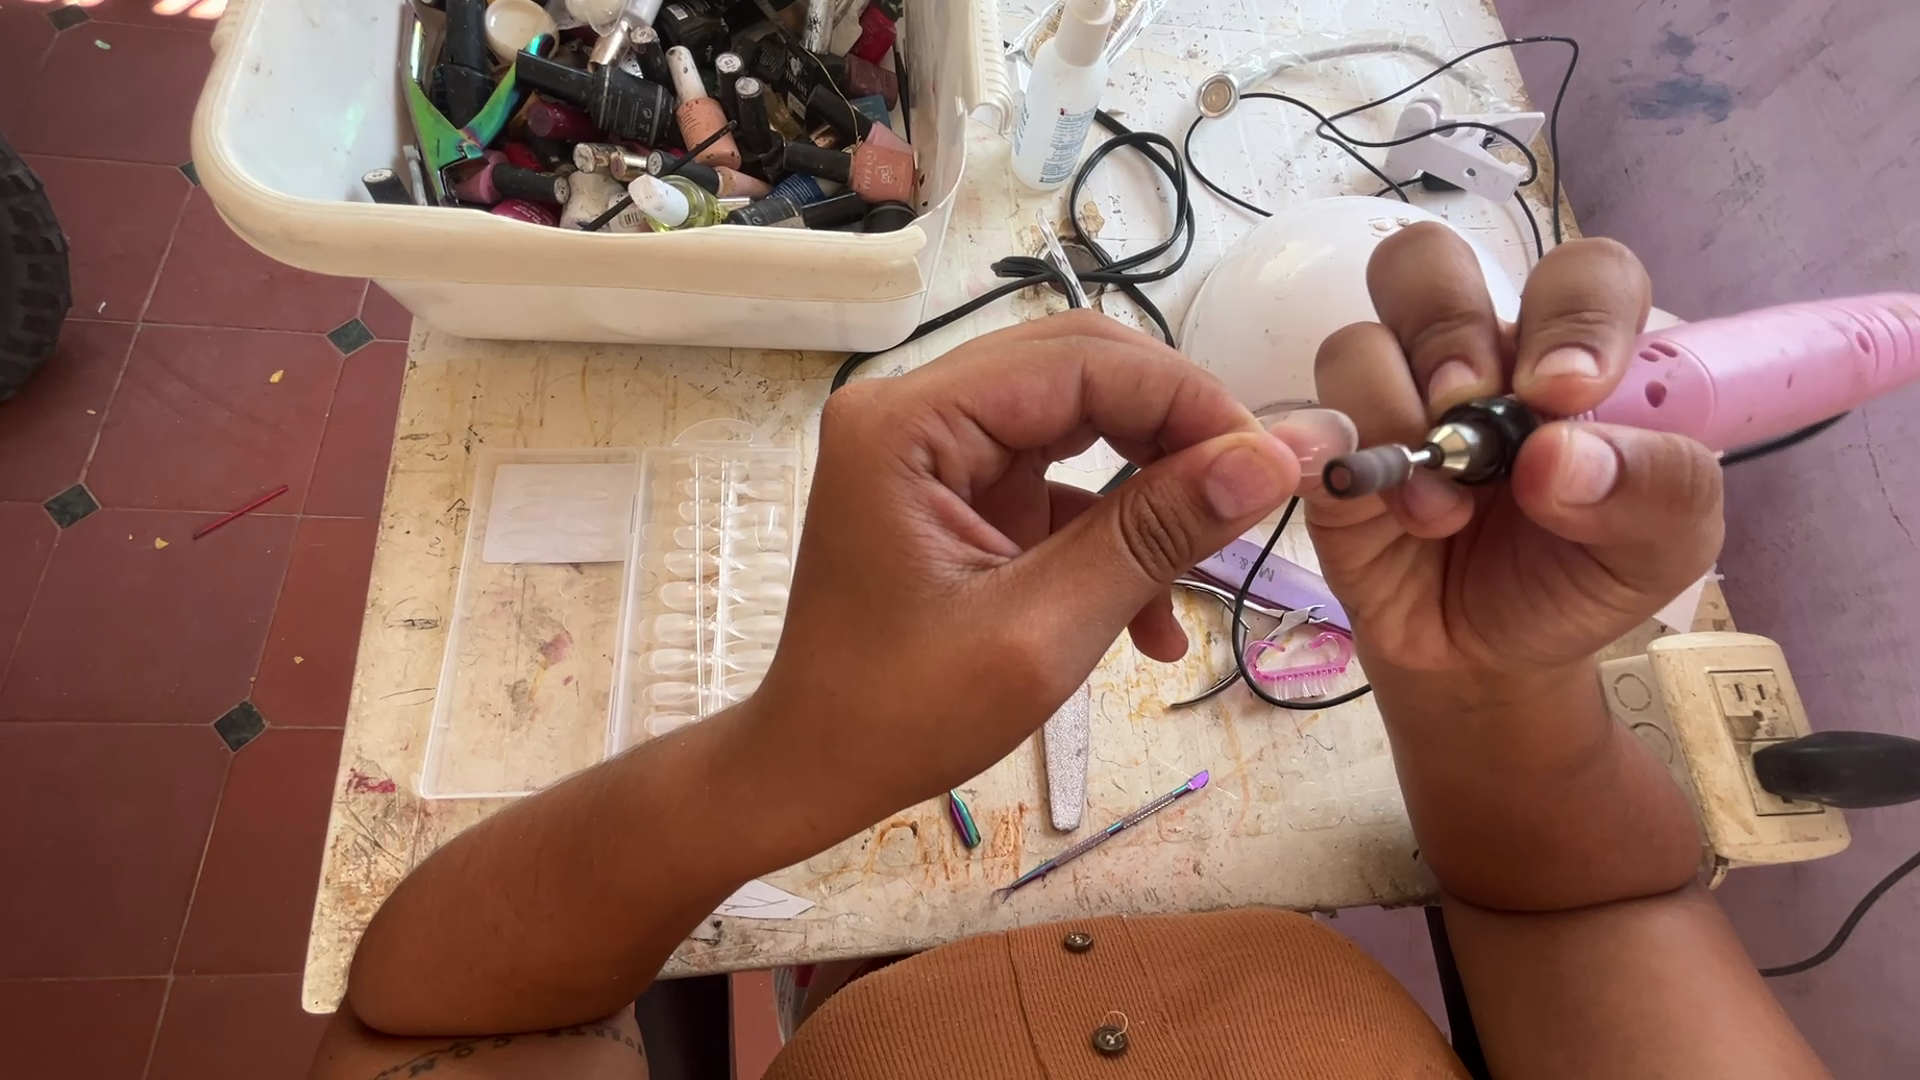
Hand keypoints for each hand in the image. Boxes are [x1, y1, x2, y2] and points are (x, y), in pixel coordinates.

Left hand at [746, 311, 1303, 831]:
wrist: (818, 764)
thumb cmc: (905, 716)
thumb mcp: (1041, 631)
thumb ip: (1154, 534)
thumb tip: (1272, 458)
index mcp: (907, 422)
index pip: (1076, 360)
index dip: (1185, 399)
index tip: (1267, 464)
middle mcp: (911, 409)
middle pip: (1075, 374)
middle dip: (1170, 434)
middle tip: (1243, 498)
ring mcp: (930, 447)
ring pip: (1073, 424)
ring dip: (1145, 490)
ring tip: (1195, 571)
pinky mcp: (952, 488)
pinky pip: (1049, 480)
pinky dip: (1103, 532)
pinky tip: (1144, 618)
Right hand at [1307, 225, 1723, 699]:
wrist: (1473, 656)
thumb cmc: (1566, 585)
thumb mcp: (1657, 549)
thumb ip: (1654, 488)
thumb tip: (1556, 452)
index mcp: (1556, 362)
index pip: (1572, 276)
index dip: (1568, 312)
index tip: (1563, 394)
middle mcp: (1463, 366)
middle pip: (1422, 263)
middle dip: (1446, 328)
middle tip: (1467, 404)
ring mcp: (1383, 408)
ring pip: (1353, 342)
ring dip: (1392, 413)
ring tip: (1435, 507)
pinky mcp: (1327, 460)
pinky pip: (1305, 424)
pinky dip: (1335, 455)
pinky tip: (1372, 505)